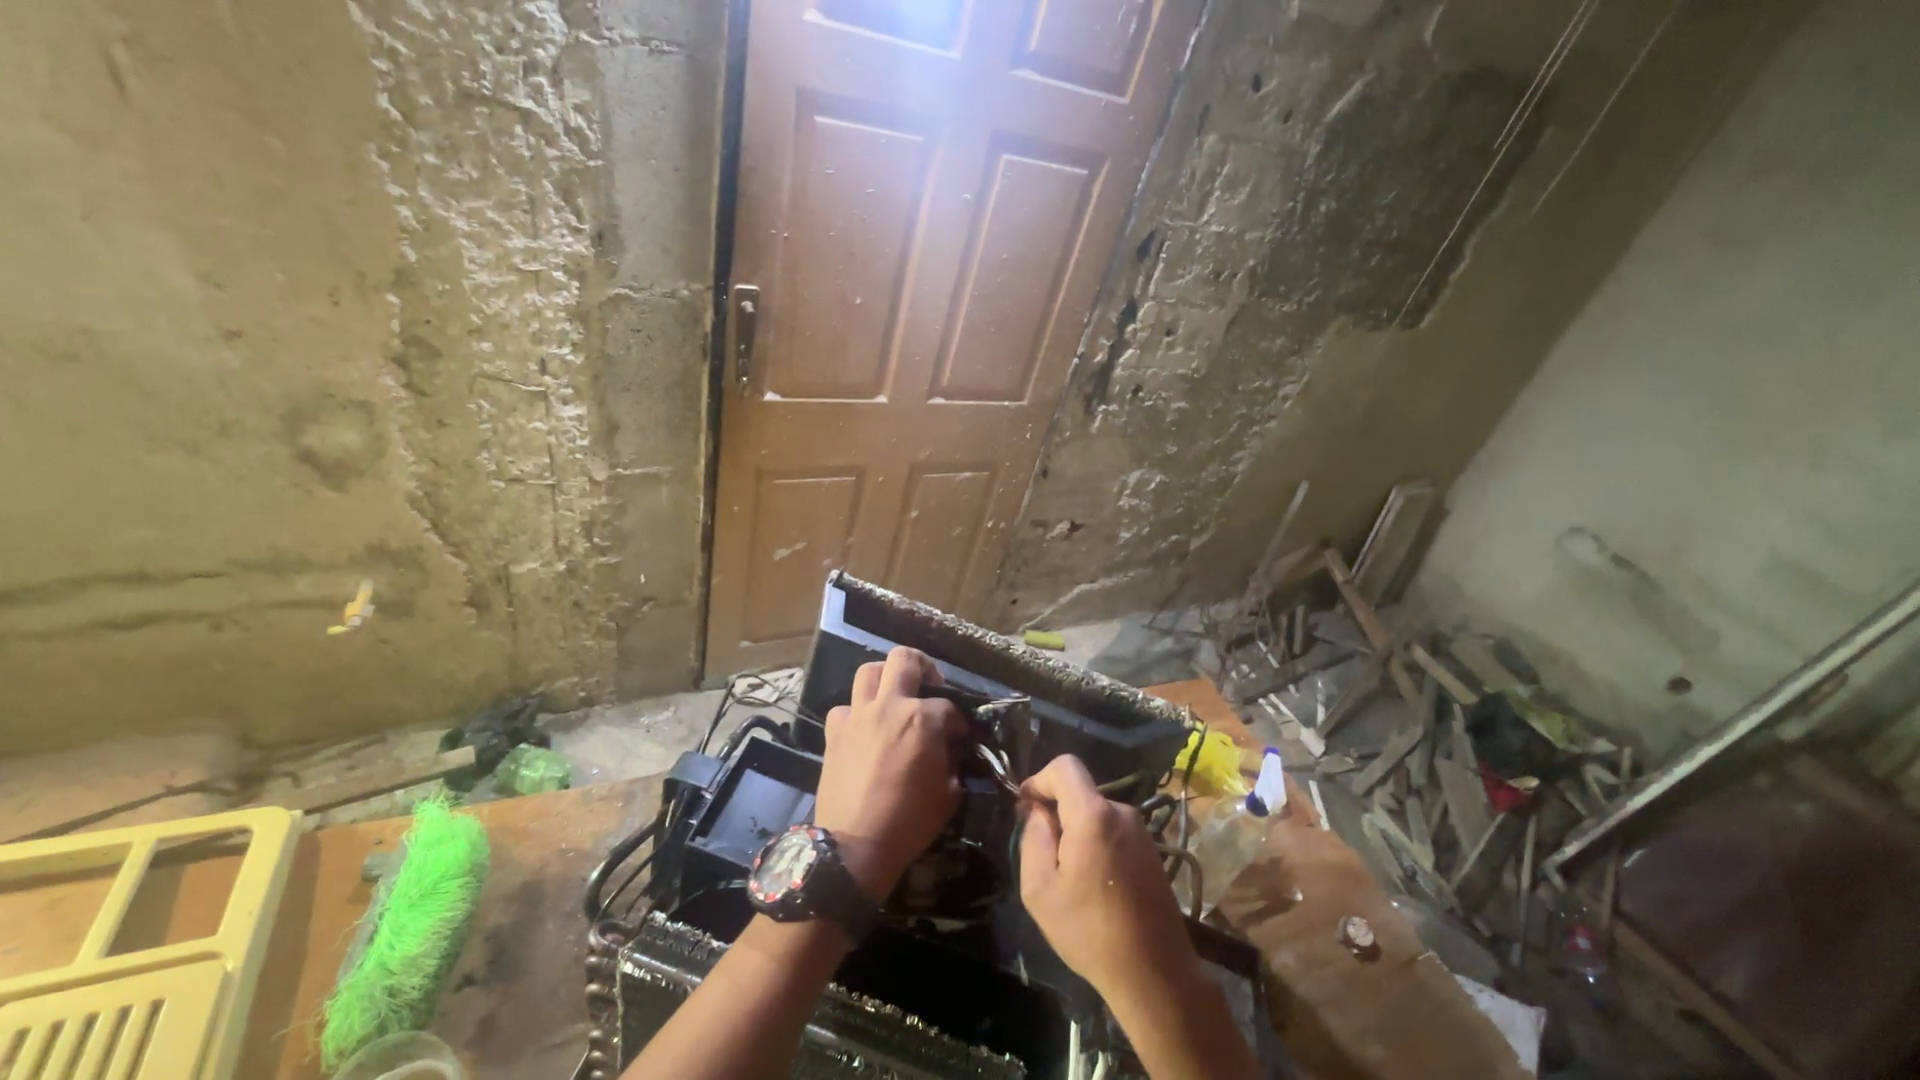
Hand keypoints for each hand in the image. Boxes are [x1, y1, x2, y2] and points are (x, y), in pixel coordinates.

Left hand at [814, 646, 966, 899]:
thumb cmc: (909, 822)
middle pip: (905, 659)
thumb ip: (952, 761)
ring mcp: (858, 716)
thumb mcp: (949, 794)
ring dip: (885, 678)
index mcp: (923, 719)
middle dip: (923, 667)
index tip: (960, 737)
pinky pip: (844, 708)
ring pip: (869, 671)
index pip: (949, 706)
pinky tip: (864, 728)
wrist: (856, 844)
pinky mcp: (834, 732)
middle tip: (929, 685)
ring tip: (894, 695)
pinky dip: (856, 712)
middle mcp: (889, 706)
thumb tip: (950, 750)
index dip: (959, 722)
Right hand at [1018, 755, 1199, 1005]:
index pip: (1065, 766)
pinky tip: (1093, 886)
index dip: (1039, 779)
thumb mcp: (1040, 889)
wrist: (1153, 971)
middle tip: (1044, 856)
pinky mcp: (1152, 851)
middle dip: (1056, 813)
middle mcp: (1122, 812)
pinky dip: (1096, 845)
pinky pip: (1113, 832)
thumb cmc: (1089, 931)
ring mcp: (1142, 832)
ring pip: (1095, 814)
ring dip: (1076, 833)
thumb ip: (1033, 838)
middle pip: (1080, 793)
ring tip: (1068, 878)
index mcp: (1094, 815)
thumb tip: (1037, 811)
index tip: (1025, 808)